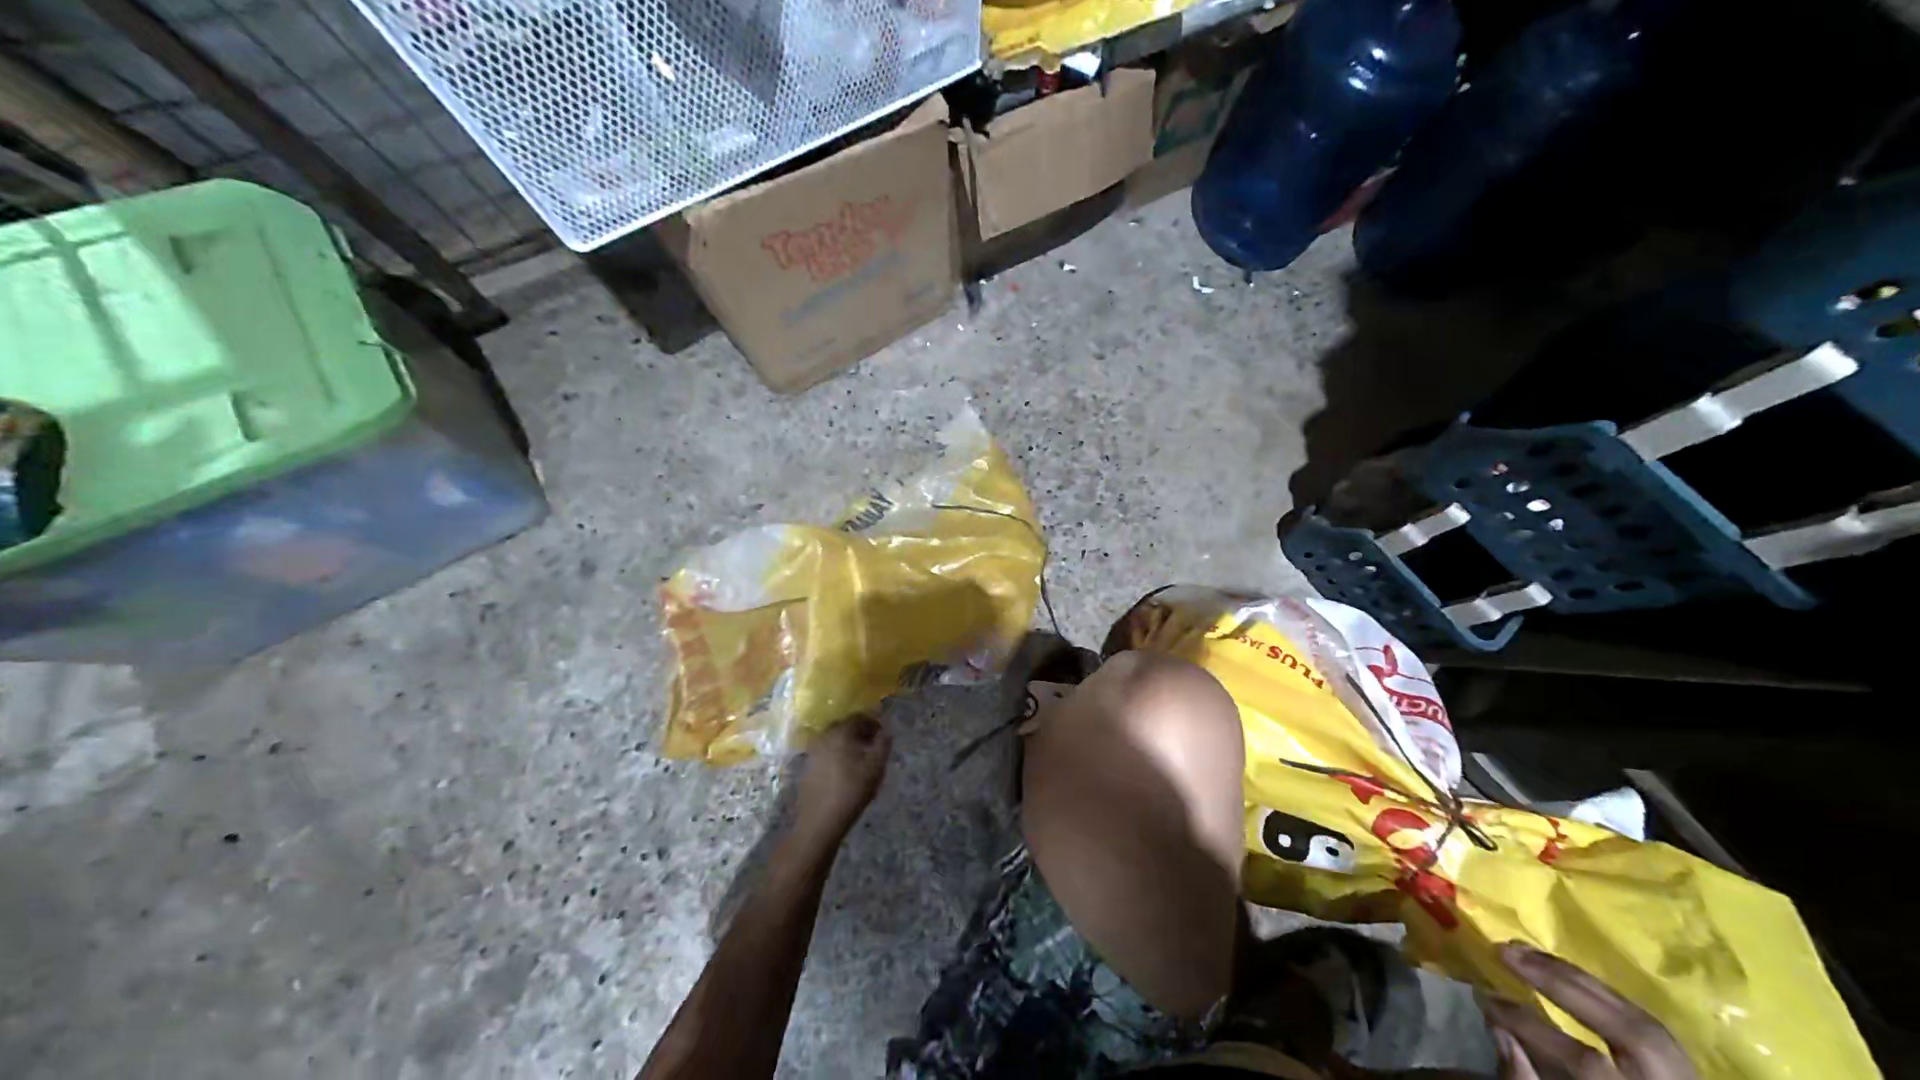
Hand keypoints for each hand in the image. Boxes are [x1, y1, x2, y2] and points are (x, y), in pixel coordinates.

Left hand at [792, 714, 890, 846]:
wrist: (820, 820)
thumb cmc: (851, 791)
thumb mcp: (875, 768)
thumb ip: (883, 745)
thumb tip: (886, 732)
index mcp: (840, 732)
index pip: (859, 717)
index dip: (873, 722)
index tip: (882, 734)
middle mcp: (824, 736)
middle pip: (845, 726)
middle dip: (860, 732)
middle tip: (873, 745)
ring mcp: (813, 751)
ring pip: (834, 740)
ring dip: (848, 744)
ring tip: (860, 759)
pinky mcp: (807, 766)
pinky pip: (826, 752)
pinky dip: (837, 754)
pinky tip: (844, 770)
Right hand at [1484, 943, 1697, 1079]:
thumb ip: (1527, 1079)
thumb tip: (1495, 1026)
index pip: (1587, 1061)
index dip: (1533, 1028)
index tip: (1488, 999)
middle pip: (1627, 1030)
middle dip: (1561, 983)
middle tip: (1504, 950)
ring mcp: (1684, 1076)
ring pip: (1639, 1017)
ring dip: (1578, 977)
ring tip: (1525, 950)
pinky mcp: (1683, 1064)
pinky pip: (1645, 1019)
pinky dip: (1601, 990)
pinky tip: (1564, 971)